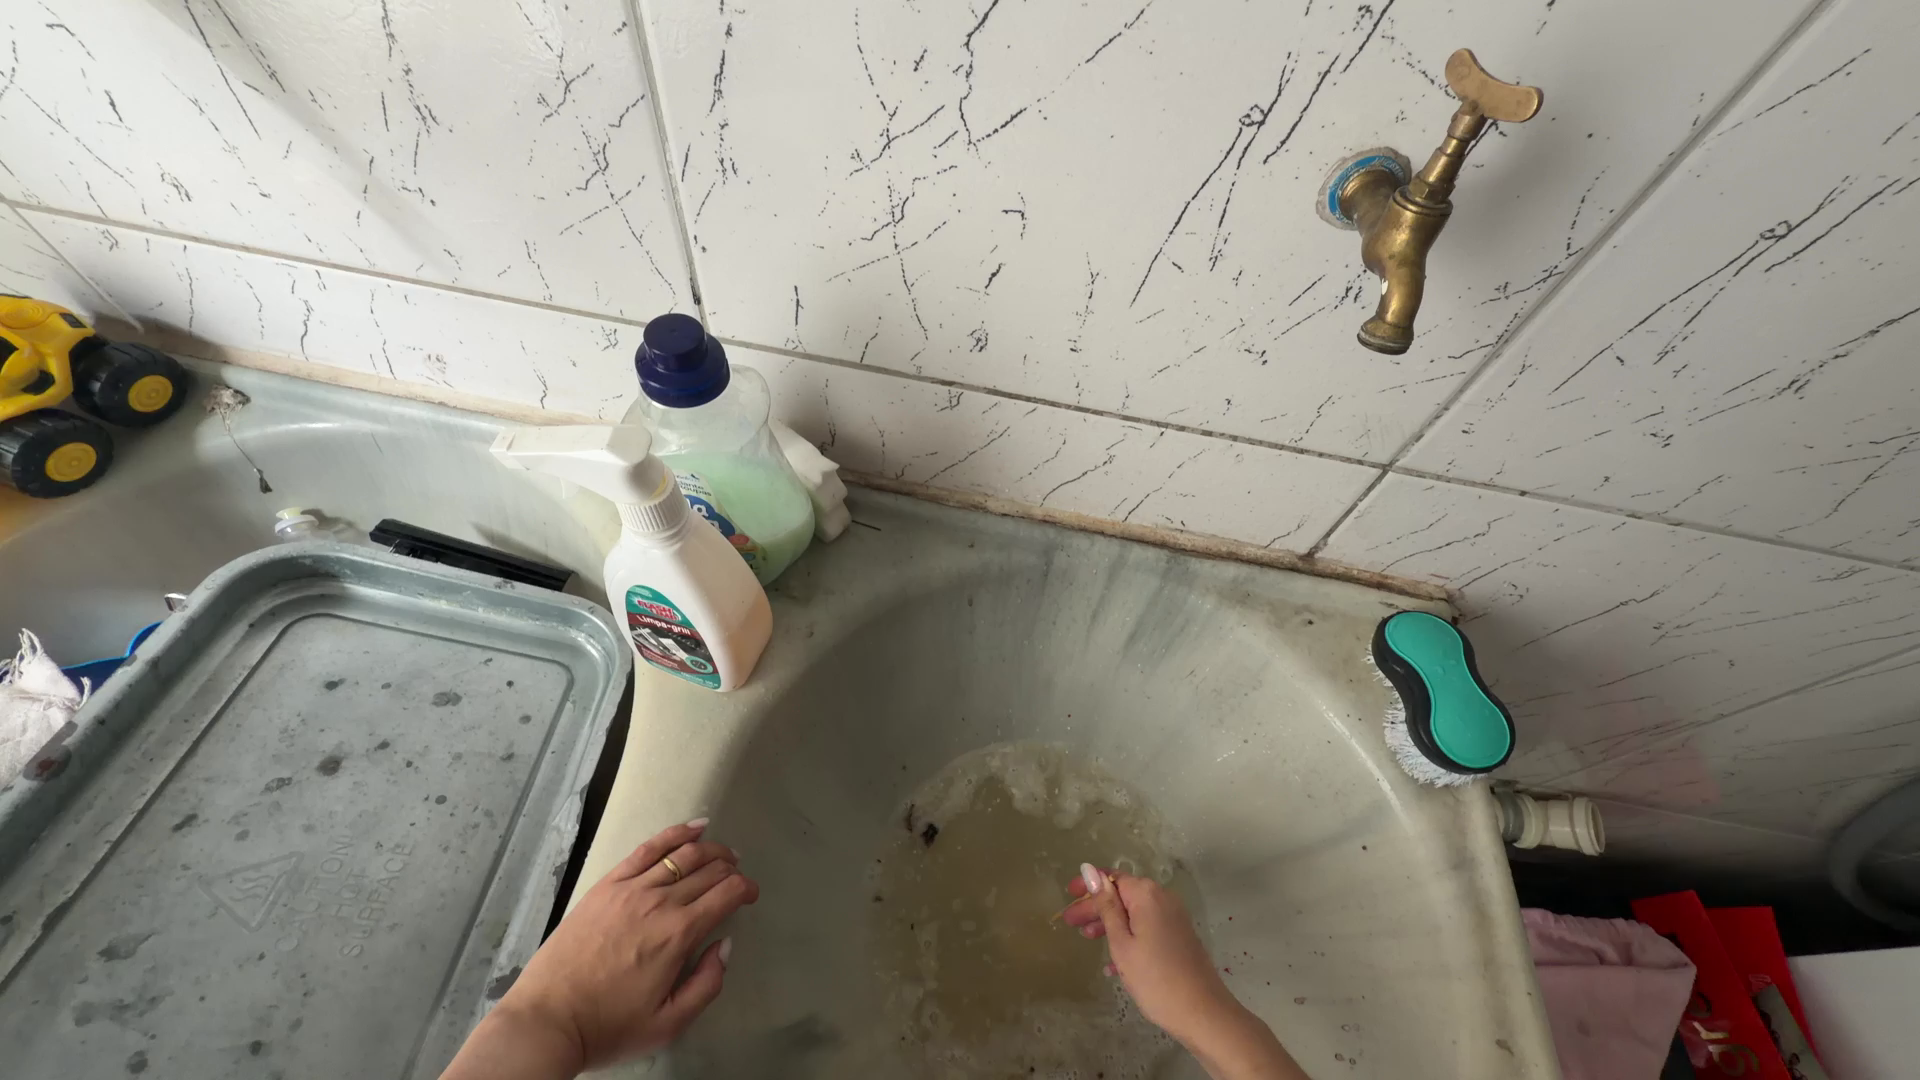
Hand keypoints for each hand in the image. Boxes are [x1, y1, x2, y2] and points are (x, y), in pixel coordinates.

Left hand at [440, 820, 759, 1079]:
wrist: (546, 1020)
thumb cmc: (608, 1026)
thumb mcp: (667, 1024)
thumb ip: (707, 984)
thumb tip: (725, 945)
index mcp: (679, 934)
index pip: (727, 894)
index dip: (746, 889)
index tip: (750, 895)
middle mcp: (661, 902)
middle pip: (709, 870)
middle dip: (731, 869)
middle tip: (737, 876)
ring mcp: (632, 887)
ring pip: (684, 854)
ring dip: (711, 849)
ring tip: (723, 853)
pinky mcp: (608, 883)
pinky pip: (648, 849)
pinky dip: (676, 833)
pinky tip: (694, 828)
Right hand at [1063, 864, 1305, 1079]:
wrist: (1204, 1013)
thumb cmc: (1155, 978)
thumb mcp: (1122, 943)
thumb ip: (1106, 906)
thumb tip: (1090, 870)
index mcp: (1147, 894)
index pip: (1110, 879)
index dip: (1088, 887)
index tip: (1068, 897)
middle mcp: (1162, 898)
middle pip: (1122, 894)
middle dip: (1097, 907)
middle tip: (1072, 924)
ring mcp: (1174, 917)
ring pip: (1134, 912)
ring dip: (1111, 923)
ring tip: (1089, 941)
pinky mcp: (1179, 935)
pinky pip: (1147, 927)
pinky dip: (1129, 937)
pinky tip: (1114, 963)